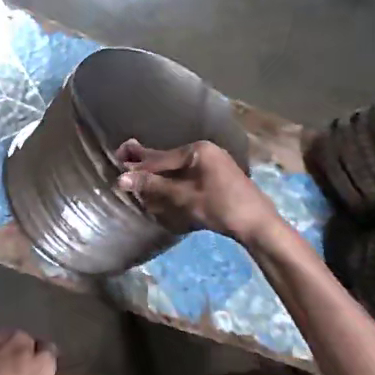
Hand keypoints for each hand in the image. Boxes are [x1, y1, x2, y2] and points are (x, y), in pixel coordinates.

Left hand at [0, 330, 56, 374]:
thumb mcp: (45, 368)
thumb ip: (49, 352)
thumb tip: (47, 347)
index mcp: (19, 334)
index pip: (35, 343)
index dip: (39, 358)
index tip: (40, 372)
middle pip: (16, 346)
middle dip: (20, 357)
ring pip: (0, 354)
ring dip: (5, 363)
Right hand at [115, 139, 280, 243]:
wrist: (258, 224)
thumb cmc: (221, 207)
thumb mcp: (184, 197)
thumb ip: (154, 185)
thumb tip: (121, 178)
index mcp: (198, 150)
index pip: (160, 158)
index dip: (137, 165)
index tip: (117, 167)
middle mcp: (205, 150)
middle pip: (168, 158)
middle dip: (146, 162)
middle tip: (122, 157)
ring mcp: (213, 162)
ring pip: (178, 166)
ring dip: (159, 172)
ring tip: (137, 174)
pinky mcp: (217, 175)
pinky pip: (188, 173)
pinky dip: (173, 179)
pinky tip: (162, 184)